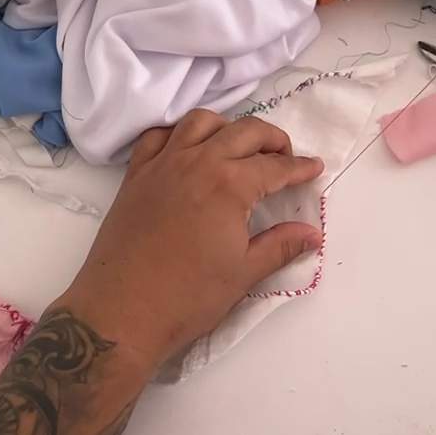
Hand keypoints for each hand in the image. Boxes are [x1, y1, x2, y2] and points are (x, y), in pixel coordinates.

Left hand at [54, 111, 325, 368]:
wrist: (121, 312)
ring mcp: (163, 164)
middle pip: (244, 132)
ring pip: (201, 122)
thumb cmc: (187, 298)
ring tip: (240, 148)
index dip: (299, 168)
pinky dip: (180, 134)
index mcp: (229, 184)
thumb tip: (312, 234)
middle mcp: (197, 161)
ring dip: (228, 127)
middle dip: (273, 139)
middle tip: (285, 158)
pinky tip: (190, 150)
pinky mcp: (136, 174)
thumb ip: (281, 246)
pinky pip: (160, 136)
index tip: (314, 169)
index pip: (275, 167)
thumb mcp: (243, 274)